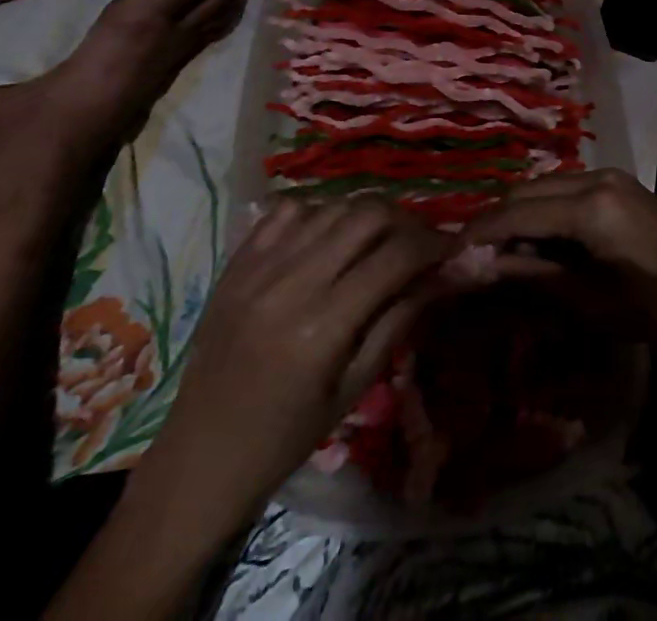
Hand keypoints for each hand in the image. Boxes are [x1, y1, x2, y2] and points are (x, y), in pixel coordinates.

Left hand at [158, 198, 448, 505]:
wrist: (204, 451)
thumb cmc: (289, 434)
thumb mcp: (356, 386)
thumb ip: (401, 319)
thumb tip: (447, 274)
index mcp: (322, 327)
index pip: (396, 256)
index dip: (434, 244)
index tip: (452, 248)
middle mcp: (289, 284)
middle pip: (366, 215)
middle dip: (406, 220)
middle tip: (419, 242)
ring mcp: (256, 267)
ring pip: (330, 205)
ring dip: (366, 216)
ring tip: (379, 239)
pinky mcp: (236, 262)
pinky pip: (286, 210)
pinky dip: (319, 212)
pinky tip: (330, 237)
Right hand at [459, 169, 656, 363]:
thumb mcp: (588, 302)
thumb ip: (530, 276)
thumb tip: (476, 267)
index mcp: (592, 207)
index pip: (516, 213)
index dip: (477, 235)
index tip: (448, 258)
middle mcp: (597, 178)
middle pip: (525, 193)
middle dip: (494, 224)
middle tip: (472, 260)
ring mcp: (611, 176)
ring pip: (543, 188)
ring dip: (518, 217)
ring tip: (501, 254)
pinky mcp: (619, 184)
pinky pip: (565, 190)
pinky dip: (544, 212)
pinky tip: (538, 241)